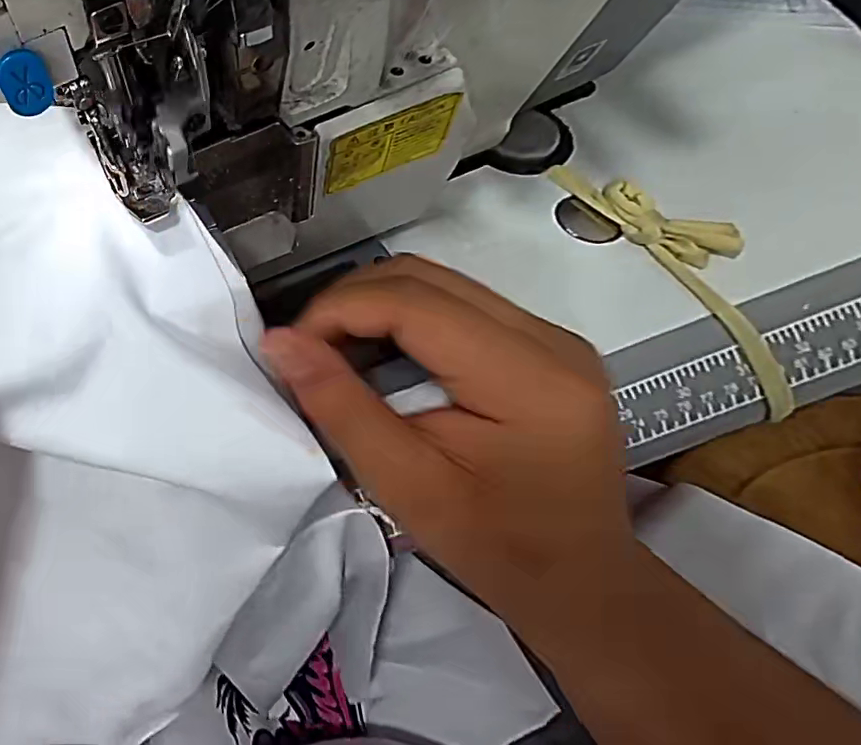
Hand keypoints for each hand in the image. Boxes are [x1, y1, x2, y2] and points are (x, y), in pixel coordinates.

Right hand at [264, 257, 860, 744]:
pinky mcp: (540, 342)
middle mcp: (548, 340)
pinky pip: (452, 299)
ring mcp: (550, 336)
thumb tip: (278, 340)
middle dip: (348, 301)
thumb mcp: (402, 484)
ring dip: (371, 302)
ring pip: (433, 279)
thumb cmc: (492, 544)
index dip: (338, 310)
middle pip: (422, 277)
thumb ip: (338, 405)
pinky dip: (399, 313)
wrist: (582, 582)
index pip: (412, 303)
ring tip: (338, 349)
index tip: (294, 348)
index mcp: (526, 378)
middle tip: (310, 348)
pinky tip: (381, 352)